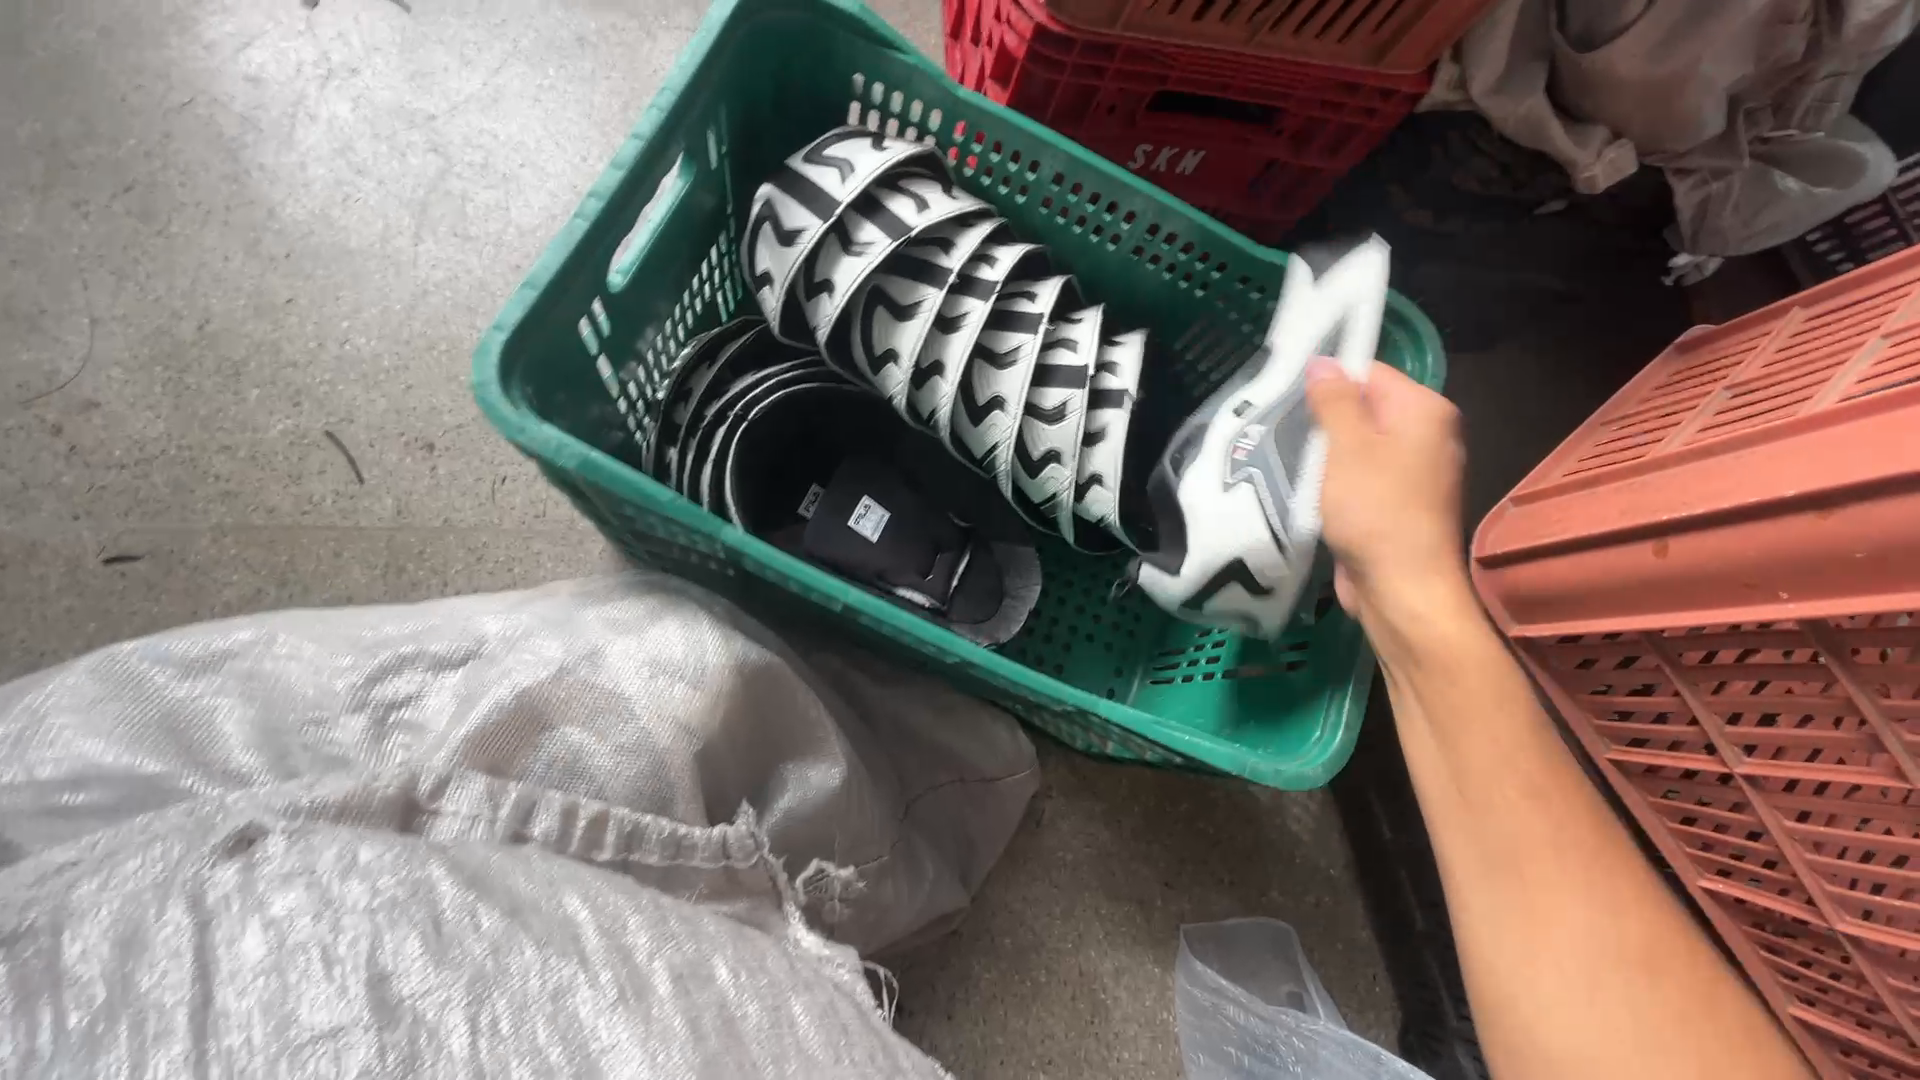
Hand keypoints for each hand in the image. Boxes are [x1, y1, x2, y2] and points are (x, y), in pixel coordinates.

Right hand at [1306, 360, 1471, 635]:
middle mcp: (1426, 434)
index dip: (1328, 381)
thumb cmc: (1375, 511)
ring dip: (1323, 453)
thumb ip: (1333, 401)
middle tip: (1282, 429)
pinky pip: (1359, 476)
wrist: (1401, 587)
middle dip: (1322, 420)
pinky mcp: (1396, 503)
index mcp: (1424, 411)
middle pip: (1363, 409)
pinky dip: (1333, 480)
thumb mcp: (1346, 448)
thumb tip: (1322, 362)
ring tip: (1288, 458)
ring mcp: (1413, 471)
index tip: (1288, 396)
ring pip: (1356, 445)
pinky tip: (1307, 490)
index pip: (1370, 372)